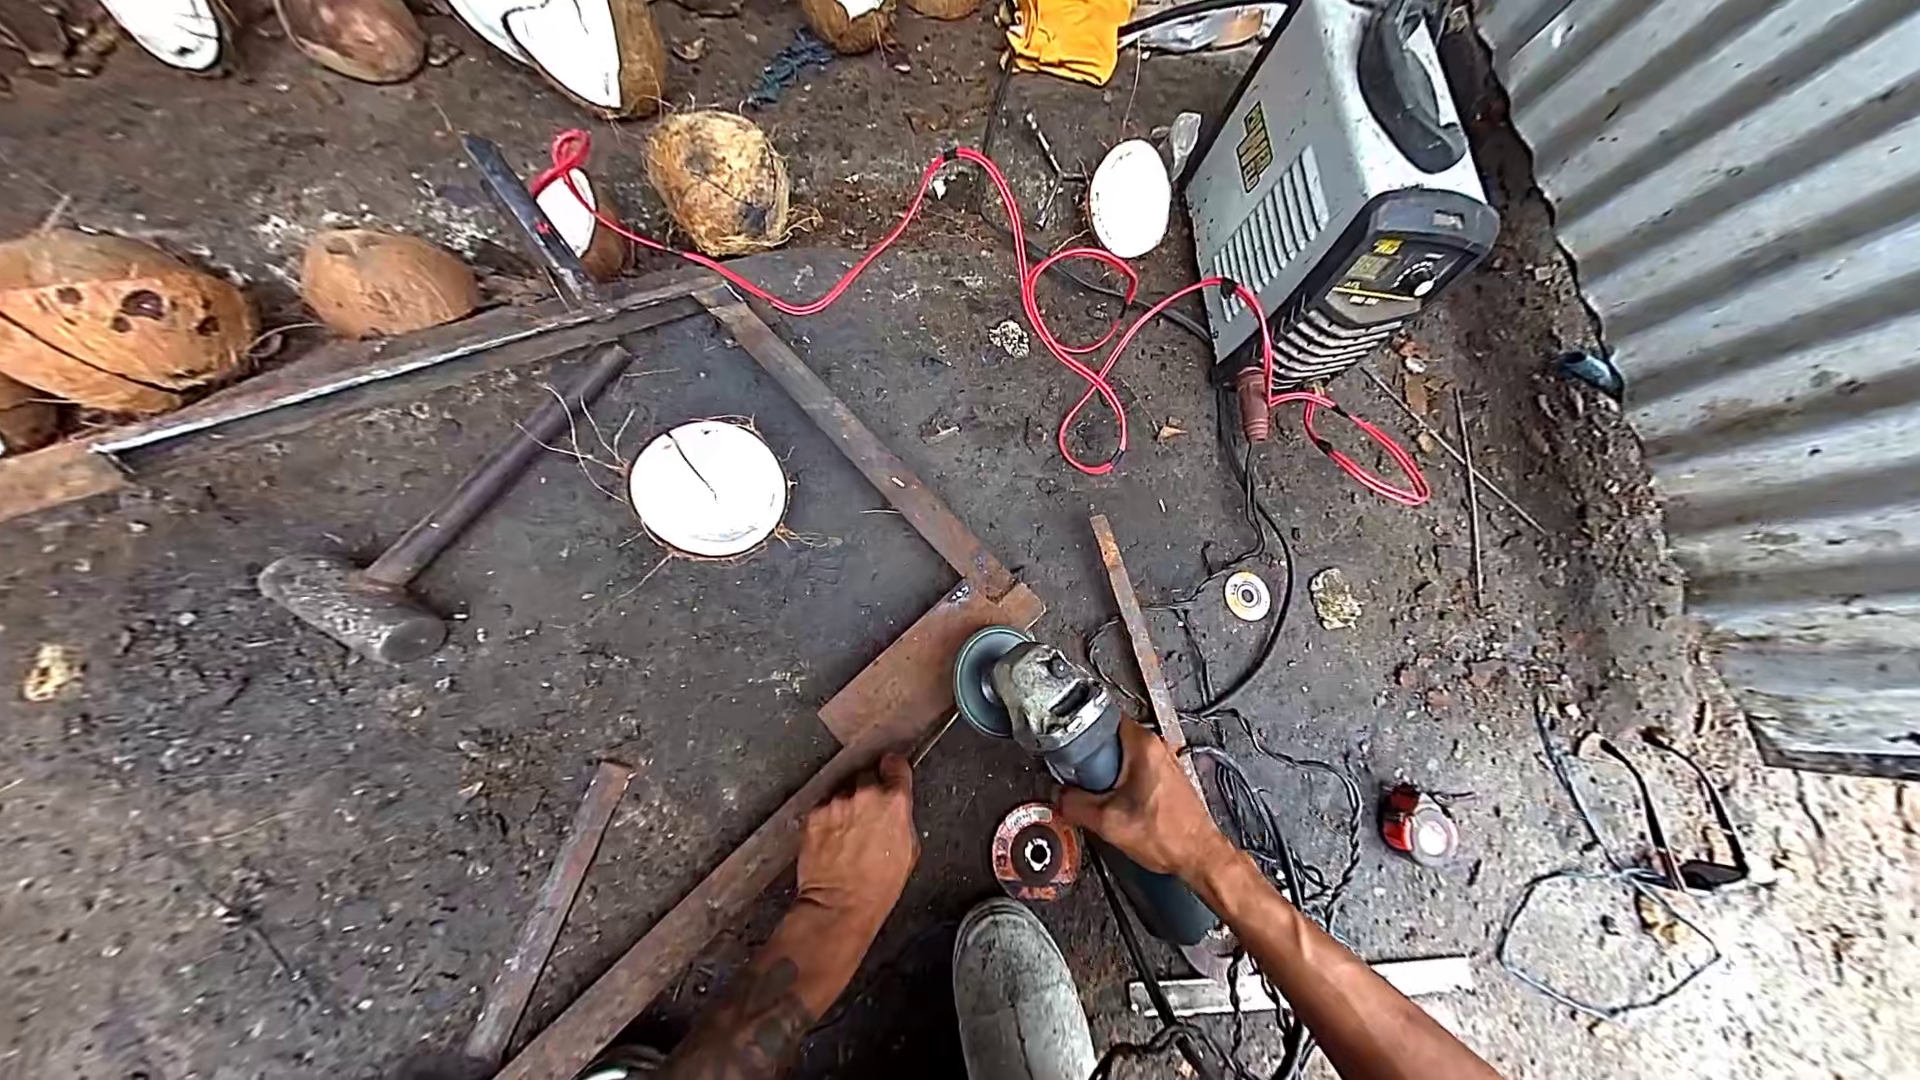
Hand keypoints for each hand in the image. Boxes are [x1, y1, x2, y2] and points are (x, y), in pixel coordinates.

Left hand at [796, 754, 918, 934]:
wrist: (839, 906)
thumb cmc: (878, 886)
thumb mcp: (909, 850)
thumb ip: (902, 817)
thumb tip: (897, 806)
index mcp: (895, 800)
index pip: (895, 764)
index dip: (892, 768)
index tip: (889, 771)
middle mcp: (866, 794)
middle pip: (866, 775)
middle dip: (867, 789)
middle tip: (865, 813)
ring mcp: (838, 802)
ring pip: (843, 791)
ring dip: (845, 804)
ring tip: (845, 832)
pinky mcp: (815, 813)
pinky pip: (824, 806)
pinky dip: (827, 817)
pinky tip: (830, 838)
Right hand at [1056, 718, 1232, 880]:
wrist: (1199, 857)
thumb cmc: (1168, 836)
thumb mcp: (1107, 822)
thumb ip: (1074, 805)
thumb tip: (1057, 795)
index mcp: (1143, 744)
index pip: (1104, 718)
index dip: (1082, 731)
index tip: (1071, 747)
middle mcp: (1157, 746)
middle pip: (1112, 736)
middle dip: (1093, 755)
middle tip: (1081, 775)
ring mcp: (1164, 760)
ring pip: (1124, 753)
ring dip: (1108, 768)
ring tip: (1100, 791)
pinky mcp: (1167, 775)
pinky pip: (1136, 766)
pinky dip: (1123, 778)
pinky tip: (1119, 801)